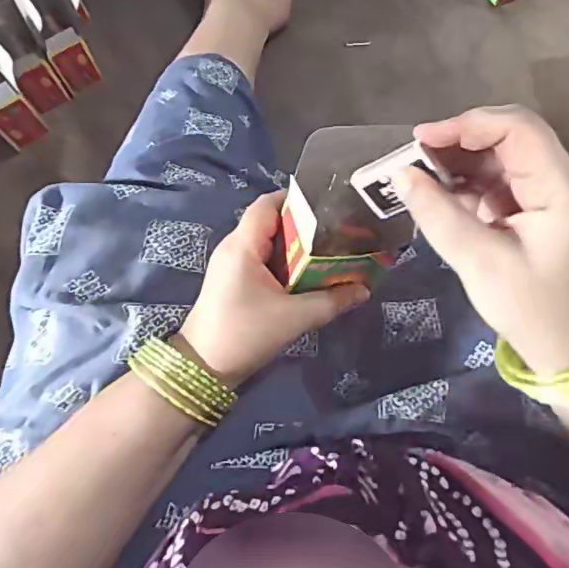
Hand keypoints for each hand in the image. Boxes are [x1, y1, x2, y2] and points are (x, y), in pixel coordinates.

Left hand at [179, 191, 368, 385]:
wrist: (204, 367)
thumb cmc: (245, 334)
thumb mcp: (294, 317)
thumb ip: (332, 300)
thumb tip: (364, 290)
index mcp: (243, 245)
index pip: (268, 203)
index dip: (297, 200)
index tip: (329, 208)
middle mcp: (234, 247)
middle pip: (272, 222)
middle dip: (305, 226)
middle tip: (338, 233)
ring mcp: (231, 264)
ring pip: (268, 242)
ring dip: (296, 247)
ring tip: (329, 252)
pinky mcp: (233, 281)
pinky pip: (262, 260)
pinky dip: (284, 262)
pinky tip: (306, 275)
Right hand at [397, 106, 568, 376]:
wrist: (565, 346)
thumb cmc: (529, 308)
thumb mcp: (479, 262)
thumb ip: (439, 214)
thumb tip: (401, 175)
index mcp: (561, 188)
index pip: (518, 129)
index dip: (467, 125)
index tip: (421, 140)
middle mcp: (562, 179)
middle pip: (510, 136)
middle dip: (460, 141)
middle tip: (415, 158)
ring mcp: (551, 191)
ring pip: (501, 155)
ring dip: (460, 162)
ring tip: (421, 177)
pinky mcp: (537, 206)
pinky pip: (500, 179)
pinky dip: (469, 183)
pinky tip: (442, 196)